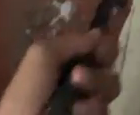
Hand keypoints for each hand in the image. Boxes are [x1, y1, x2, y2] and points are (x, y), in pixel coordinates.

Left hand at [0, 28, 118, 114]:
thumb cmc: (27, 93)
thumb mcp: (40, 56)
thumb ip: (70, 41)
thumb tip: (98, 34)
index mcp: (66, 59)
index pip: (96, 45)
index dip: (102, 45)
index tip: (98, 48)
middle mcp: (79, 78)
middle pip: (109, 65)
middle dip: (96, 70)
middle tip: (77, 76)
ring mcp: (86, 101)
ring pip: (111, 87)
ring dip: (95, 89)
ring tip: (76, 104)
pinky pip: (106, 110)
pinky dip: (94, 110)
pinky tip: (78, 113)